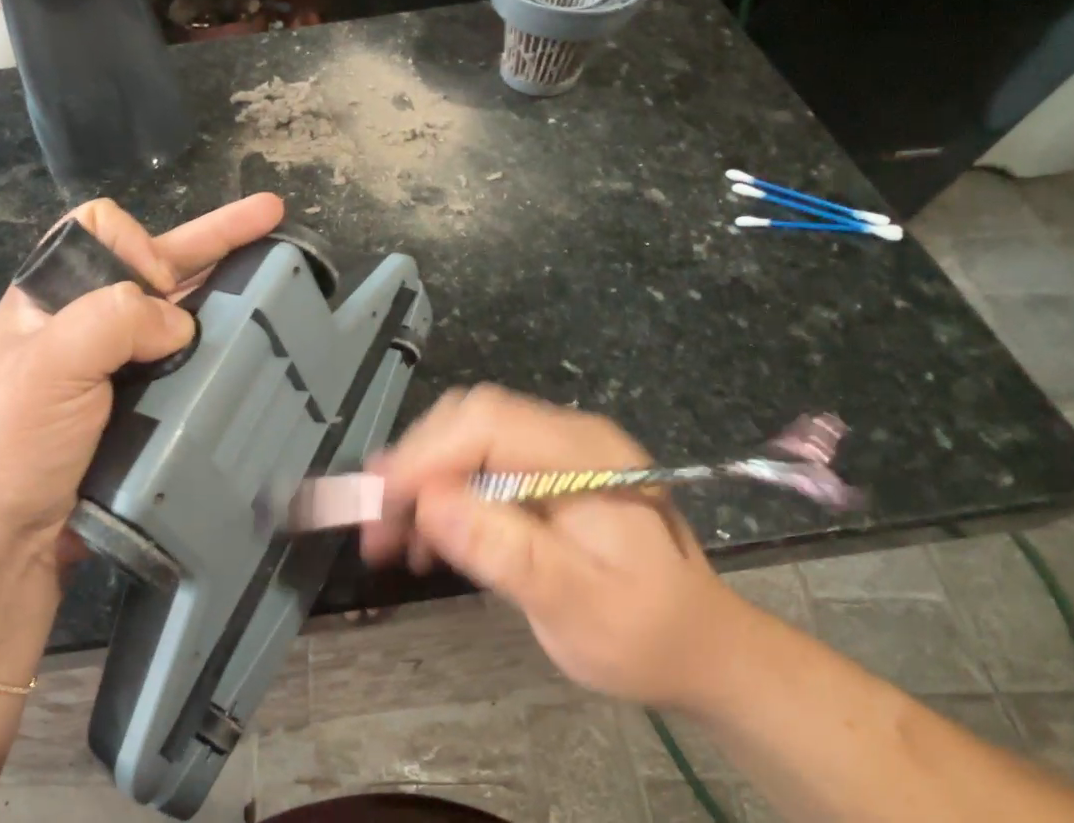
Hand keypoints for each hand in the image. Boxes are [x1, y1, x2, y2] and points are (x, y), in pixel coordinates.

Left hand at [0, 193, 285, 573]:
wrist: (6, 543)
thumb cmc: (14, 447)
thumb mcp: (49, 367)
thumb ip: (114, 321)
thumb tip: (179, 324)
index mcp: (48, 297)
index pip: (100, 232)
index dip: (137, 247)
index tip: (155, 291)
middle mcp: (83, 322)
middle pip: (152, 261)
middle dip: (213, 236)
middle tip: (271, 214)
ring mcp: (113, 366)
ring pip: (176, 310)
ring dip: (224, 286)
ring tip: (280, 272)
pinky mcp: (136, 406)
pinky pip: (184, 362)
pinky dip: (218, 346)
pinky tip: (252, 342)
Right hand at [362, 386, 743, 707]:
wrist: (701, 651)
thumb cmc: (645, 635)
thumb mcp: (577, 604)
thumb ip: (506, 551)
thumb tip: (430, 504)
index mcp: (584, 456)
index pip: (484, 423)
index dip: (422, 455)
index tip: (378, 504)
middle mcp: (567, 438)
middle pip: (466, 422)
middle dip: (411, 468)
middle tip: (372, 524)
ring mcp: (555, 454)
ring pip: (462, 441)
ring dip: (417, 485)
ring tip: (386, 539)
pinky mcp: (542, 476)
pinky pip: (476, 466)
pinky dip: (439, 498)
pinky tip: (422, 540)